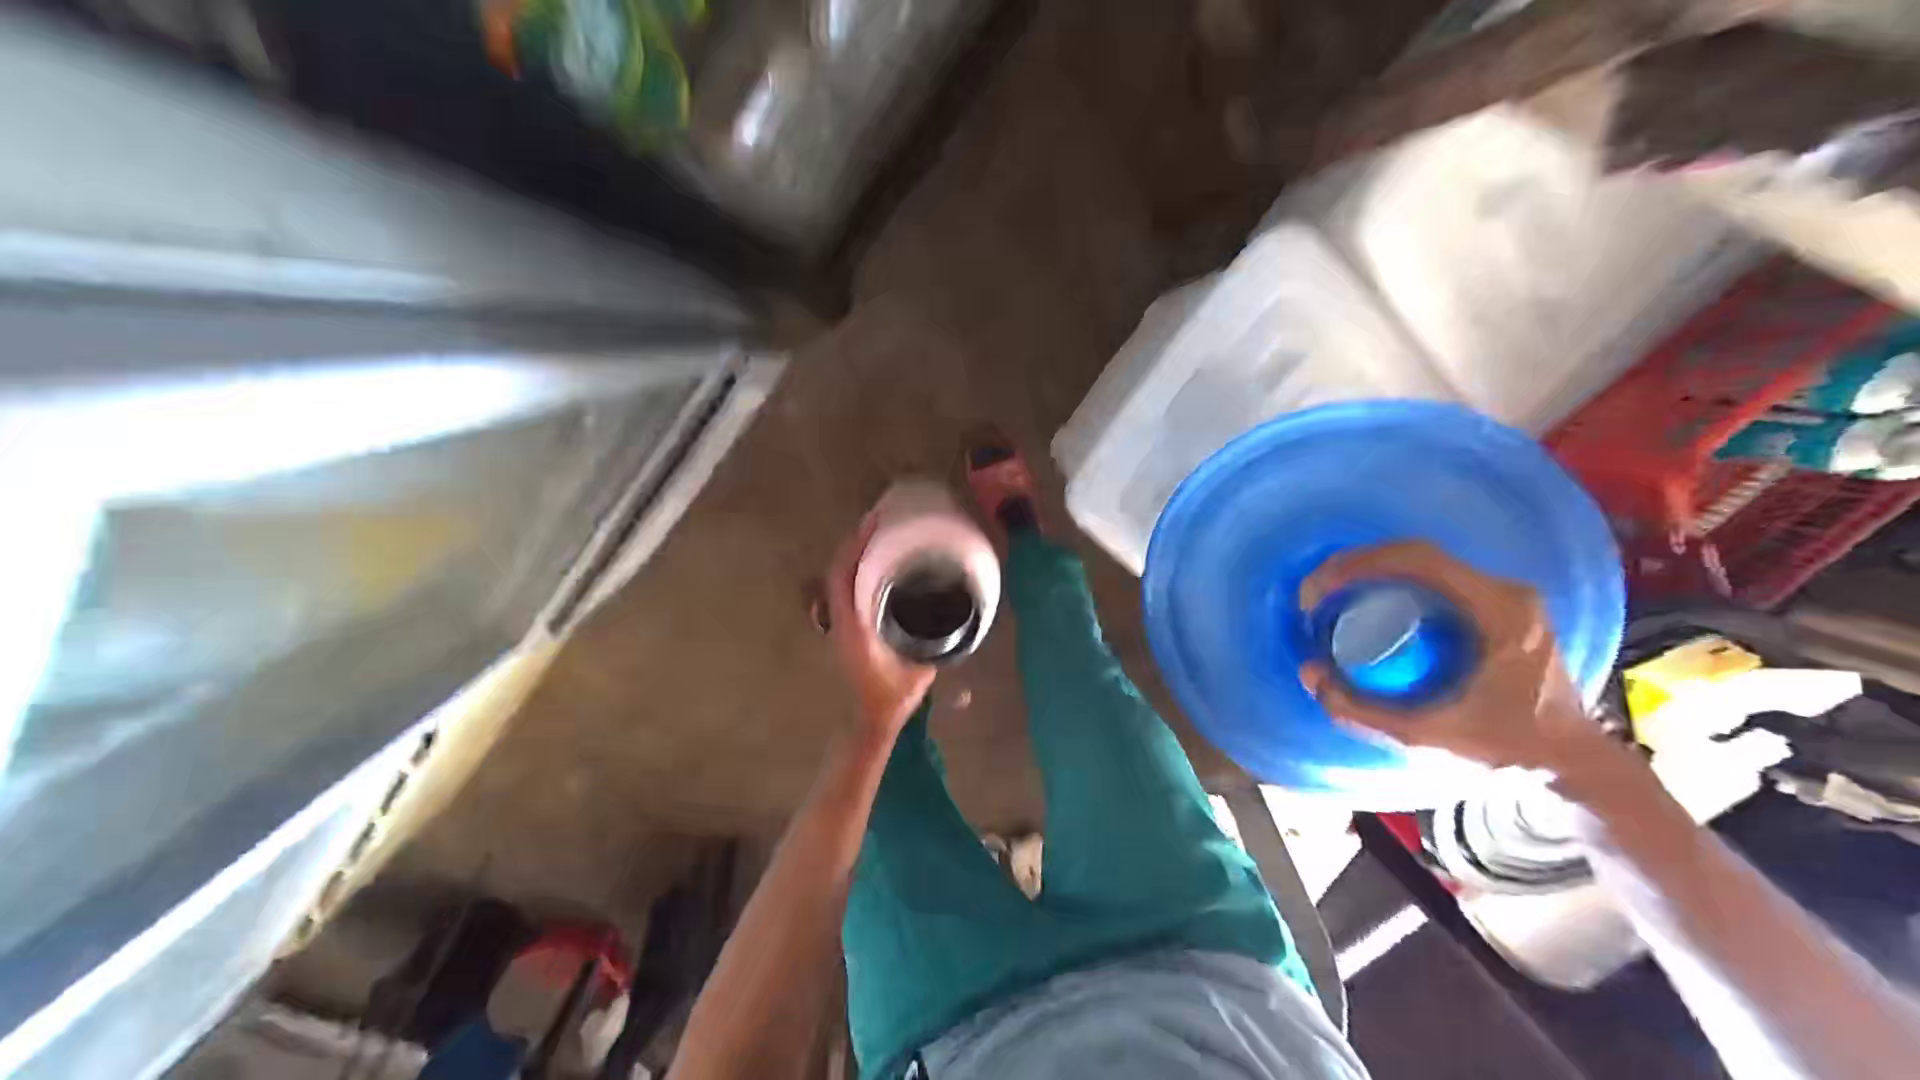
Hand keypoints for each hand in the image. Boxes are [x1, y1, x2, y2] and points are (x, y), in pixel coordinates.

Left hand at [825, 516, 936, 737]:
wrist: (869, 721)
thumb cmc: (892, 696)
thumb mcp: (920, 666)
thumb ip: (936, 638)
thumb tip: (959, 609)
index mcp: (855, 626)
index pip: (844, 576)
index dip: (855, 546)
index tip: (873, 522)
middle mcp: (841, 621)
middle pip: (837, 571)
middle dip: (853, 542)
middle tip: (877, 521)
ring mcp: (839, 625)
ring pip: (837, 580)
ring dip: (852, 555)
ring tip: (877, 537)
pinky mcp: (844, 629)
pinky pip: (843, 590)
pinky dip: (855, 571)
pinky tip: (876, 566)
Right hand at [1297, 542, 1607, 774]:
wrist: (1571, 763)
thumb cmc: (1509, 748)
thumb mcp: (1429, 734)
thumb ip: (1363, 711)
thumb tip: (1310, 674)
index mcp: (1500, 610)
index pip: (1419, 560)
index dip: (1359, 564)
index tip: (1320, 591)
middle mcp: (1506, 591)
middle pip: (1417, 555)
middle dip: (1355, 565)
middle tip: (1314, 593)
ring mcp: (1504, 596)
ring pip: (1423, 562)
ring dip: (1370, 570)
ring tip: (1330, 594)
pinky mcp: (1496, 606)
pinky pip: (1433, 577)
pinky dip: (1389, 580)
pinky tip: (1362, 601)